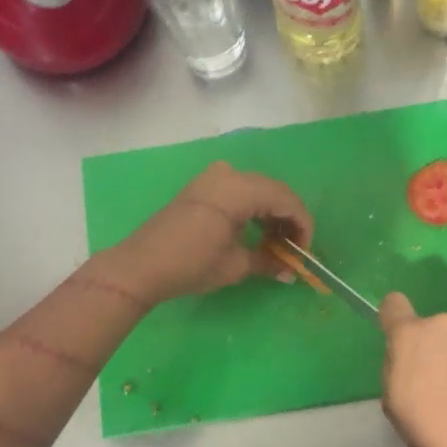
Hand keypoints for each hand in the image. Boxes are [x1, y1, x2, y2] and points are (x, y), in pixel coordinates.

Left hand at [107, 161, 313, 302]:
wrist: (141, 266)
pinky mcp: (201, 186)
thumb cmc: (192, 264)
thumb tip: (290, 272)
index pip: (286, 200)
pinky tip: (255, 233)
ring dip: (271, 214)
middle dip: (289, 219)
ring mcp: (212, 177)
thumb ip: (268, 262)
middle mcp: (228, 174)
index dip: (302, 226)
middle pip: (274, 191)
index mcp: (240, 189)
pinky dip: (253, 210)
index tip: (304, 252)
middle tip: (293, 249)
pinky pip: (239, 191)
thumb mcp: (236, 265)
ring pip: (257, 190)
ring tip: (275, 245)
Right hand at [379, 293, 446, 446]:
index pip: (394, 304)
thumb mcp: (393, 401)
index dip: (393, 318)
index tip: (399, 341)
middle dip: (434, 349)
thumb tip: (410, 358)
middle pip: (434, 330)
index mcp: (412, 334)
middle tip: (438, 385)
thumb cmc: (430, 429)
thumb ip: (398, 367)